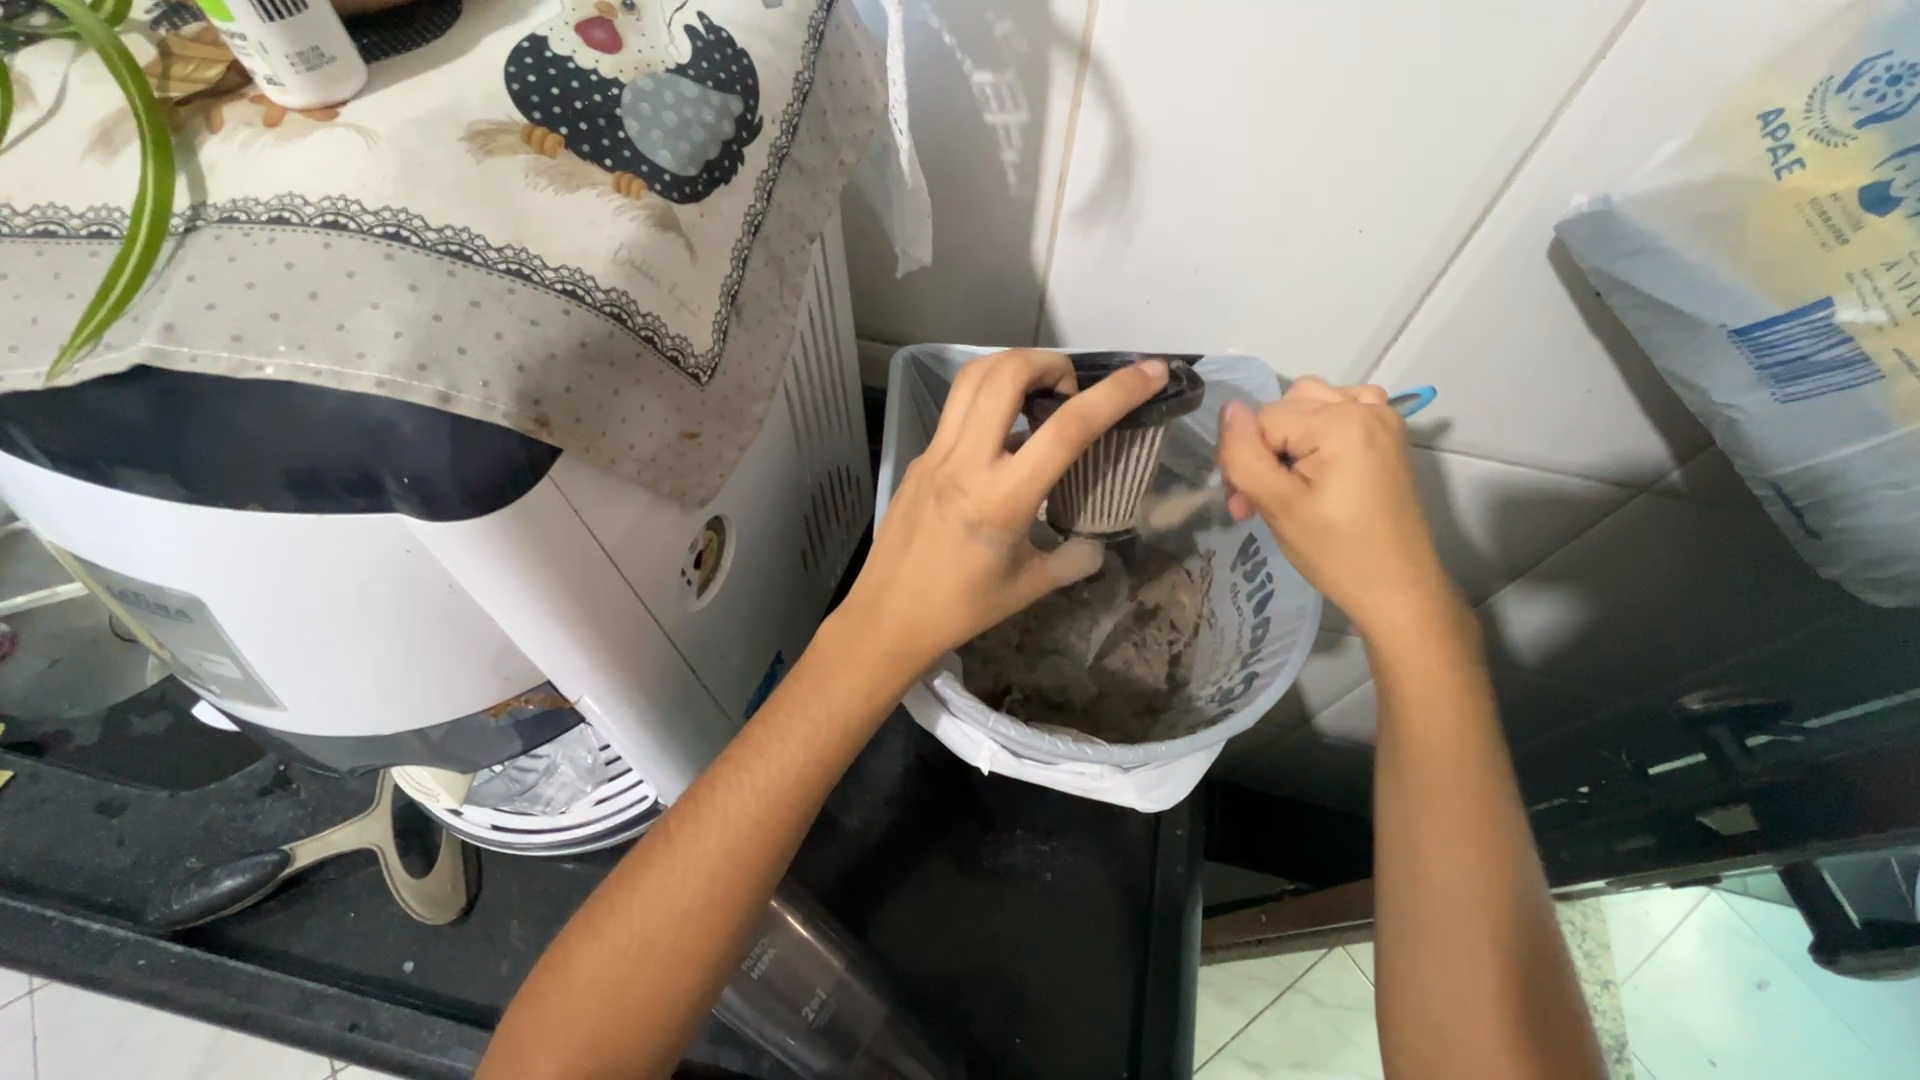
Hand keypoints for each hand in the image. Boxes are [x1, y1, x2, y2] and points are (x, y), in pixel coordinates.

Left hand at [834, 349, 1170, 673]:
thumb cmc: (962, 609)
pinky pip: (956, 410)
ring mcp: (935, 455)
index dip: (1117, 392)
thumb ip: (1073, 561)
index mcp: (1004, 498)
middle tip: (1070, 391)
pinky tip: (1003, 438)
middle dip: (1051, 362)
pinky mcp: (918, 459)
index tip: (1151, 372)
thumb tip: (1096, 546)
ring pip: (972, 378)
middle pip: (1007, 372)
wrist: (887, 618)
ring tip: (1039, 396)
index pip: (1068, 427)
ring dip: (1014, 368)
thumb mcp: (1030, 588)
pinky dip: (988, 401)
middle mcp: (966, 462)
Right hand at [1216, 376, 1455, 637]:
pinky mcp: (1389, 436)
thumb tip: (1228, 409)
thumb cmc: (1335, 552)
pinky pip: (1346, 407)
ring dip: (1291, 434)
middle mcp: (1364, 408)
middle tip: (1259, 498)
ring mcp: (1383, 419)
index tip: (1244, 505)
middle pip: (1285, 406)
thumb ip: (1244, 455)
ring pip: (1313, 401)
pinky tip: (1320, 458)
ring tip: (1289, 478)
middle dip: (1264, 447)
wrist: (1397, 588)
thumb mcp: (1277, 505)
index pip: (1262, 418)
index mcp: (1338, 423)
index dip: (1244, 457)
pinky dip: (1325, 425)